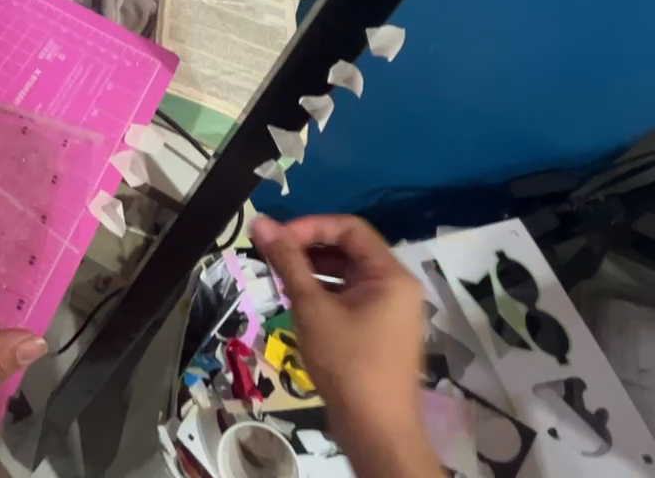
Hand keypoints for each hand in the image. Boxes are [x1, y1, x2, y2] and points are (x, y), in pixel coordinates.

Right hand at [250, 215, 439, 477]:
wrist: (376, 432)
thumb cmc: (348, 363)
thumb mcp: (311, 306)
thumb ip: (286, 260)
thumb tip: (259, 222)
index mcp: (390, 275)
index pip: (348, 228)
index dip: (309, 226)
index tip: (276, 238)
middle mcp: (395, 285)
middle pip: (347, 247)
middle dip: (306, 246)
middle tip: (270, 254)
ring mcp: (388, 308)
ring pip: (344, 270)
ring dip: (310, 267)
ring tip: (276, 274)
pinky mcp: (377, 327)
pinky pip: (346, 292)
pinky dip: (320, 288)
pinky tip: (294, 297)